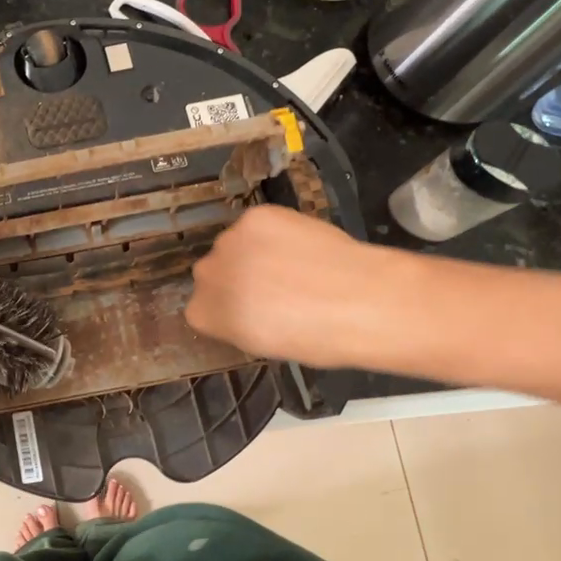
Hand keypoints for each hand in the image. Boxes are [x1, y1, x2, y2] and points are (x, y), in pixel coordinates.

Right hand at [186, 205, 419, 368]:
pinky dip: (272, 231)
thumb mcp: (263, 344)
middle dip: (234, 277)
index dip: (227, 309)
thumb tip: (242, 308)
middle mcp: (207, 274)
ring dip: (251, 251)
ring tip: (292, 265)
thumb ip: (237, 323)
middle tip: (272, 288)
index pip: (200, 307)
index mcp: (204, 313)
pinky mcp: (256, 216)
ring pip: (232, 245)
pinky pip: (255, 224)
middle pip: (212, 272)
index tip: (251, 313)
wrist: (361, 299)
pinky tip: (299, 244)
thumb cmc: (317, 339)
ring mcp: (230, 241)